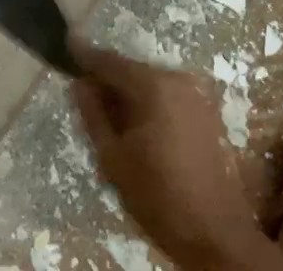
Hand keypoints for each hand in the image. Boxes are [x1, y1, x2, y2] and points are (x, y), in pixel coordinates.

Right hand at [71, 45, 268, 270]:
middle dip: (109, 80)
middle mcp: (178, 80)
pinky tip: (139, 128)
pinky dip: (151, 104)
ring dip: (130, 94)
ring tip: (110, 117)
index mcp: (153, 86)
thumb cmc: (157, 197)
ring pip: (152, 84)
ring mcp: (198, 95)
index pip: (110, 62)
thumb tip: (79, 84)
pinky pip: (170, 97)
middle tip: (85, 95)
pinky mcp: (209, 112)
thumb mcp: (113, 158)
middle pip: (132, 70)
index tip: (65, 47)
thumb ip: (93, 114)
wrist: (216, 235)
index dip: (85, 56)